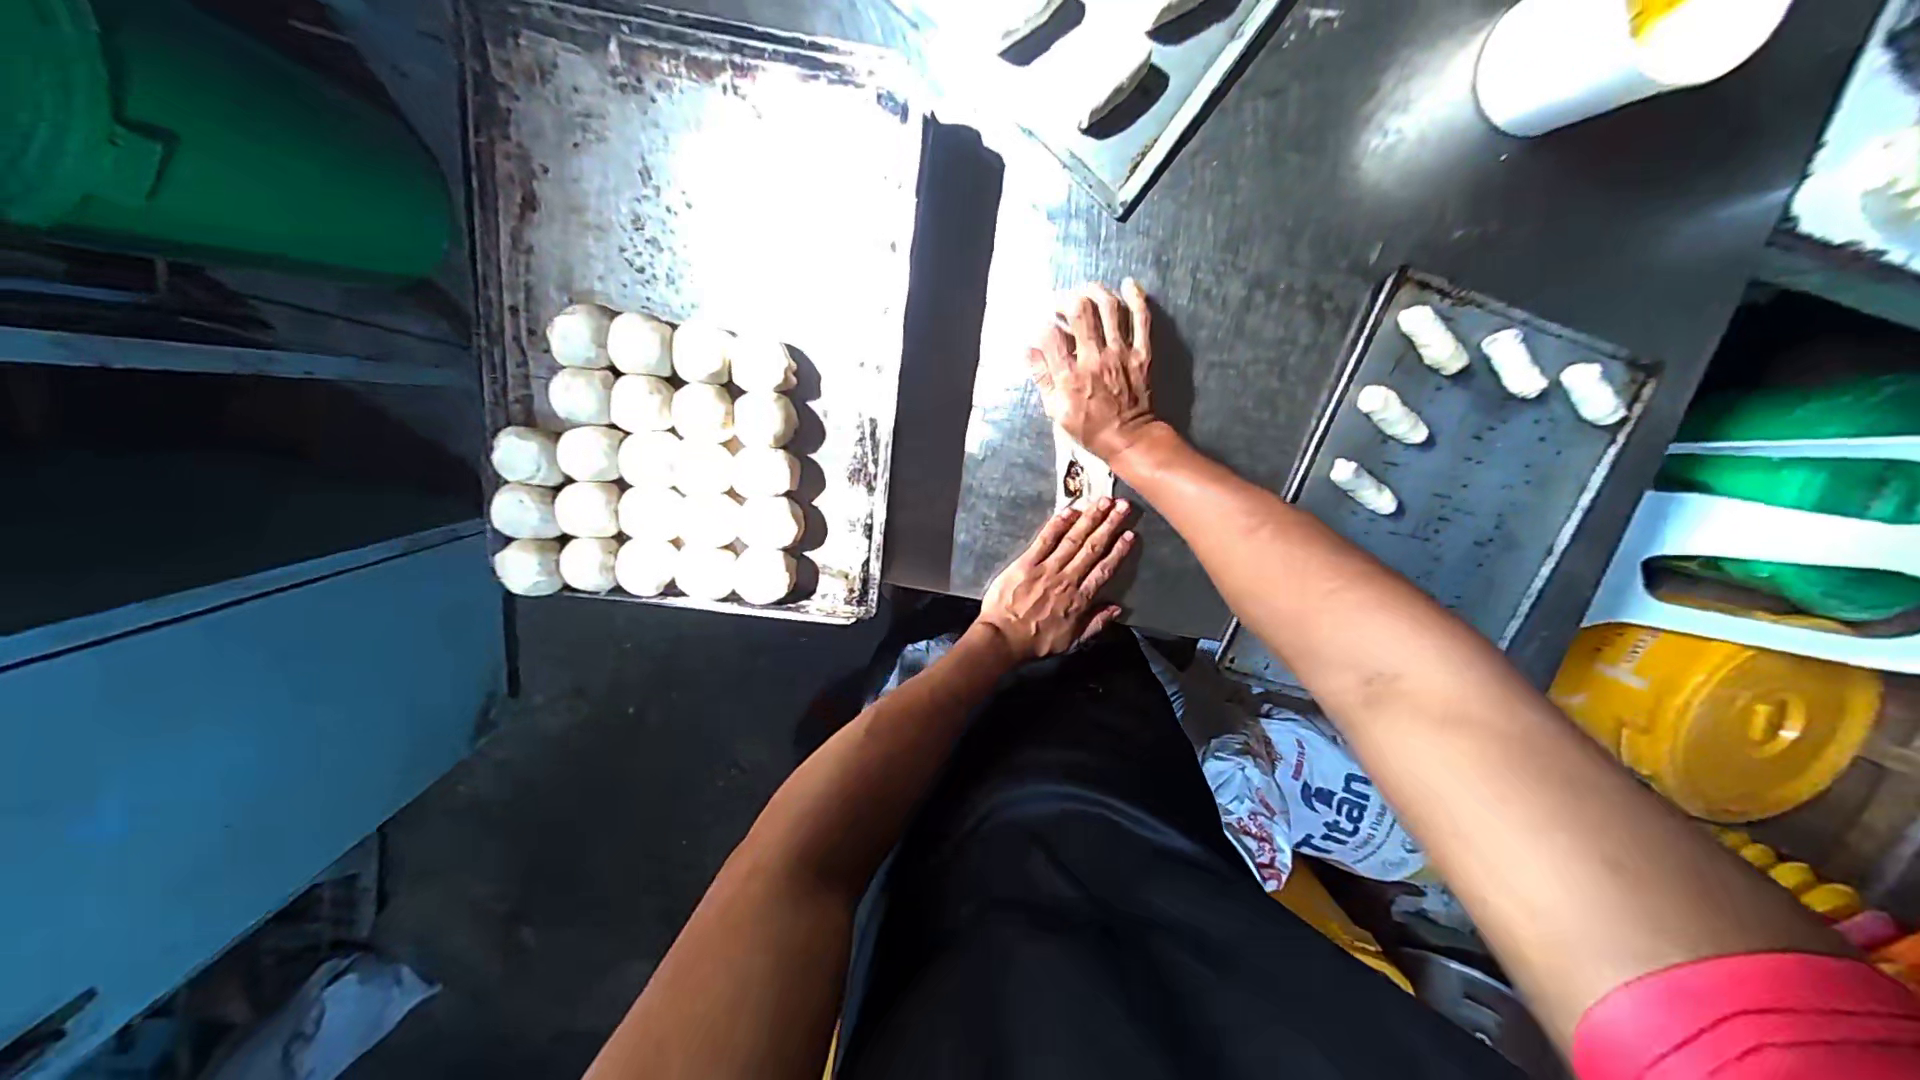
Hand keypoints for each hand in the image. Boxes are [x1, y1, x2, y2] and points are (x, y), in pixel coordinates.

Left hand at [978, 497, 1134, 661]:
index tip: (1130, 534)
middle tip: (1123, 506)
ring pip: (1072, 540)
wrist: (1002, 639)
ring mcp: (1046, 569)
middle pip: (1092, 548)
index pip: (1104, 570)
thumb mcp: (1071, 641)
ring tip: (1103, 502)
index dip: (1118, 551)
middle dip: (1109, 525)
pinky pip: (1044, 540)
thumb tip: (1117, 608)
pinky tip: (1070, 510)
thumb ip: (1095, 623)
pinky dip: (1057, 525)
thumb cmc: (1036, 642)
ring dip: (1089, 519)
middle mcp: (1066, 579)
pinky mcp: (1025, 563)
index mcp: (1079, 599)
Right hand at [1029, 279, 1164, 463]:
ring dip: (1096, 291)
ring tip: (1087, 288)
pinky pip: (1141, 319)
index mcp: (1070, 376)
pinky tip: (1127, 285)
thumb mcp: (1055, 411)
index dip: (1042, 322)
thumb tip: (1028, 351)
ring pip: (1109, 308)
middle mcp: (1094, 359)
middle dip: (1067, 298)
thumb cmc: (1089, 428)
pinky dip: (1136, 298)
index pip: (1050, 335)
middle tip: (1062, 300)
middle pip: (1080, 311)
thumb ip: (1042, 379)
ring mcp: (1120, 353)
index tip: (1042, 322)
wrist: (1130, 438)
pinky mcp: (1141, 353)